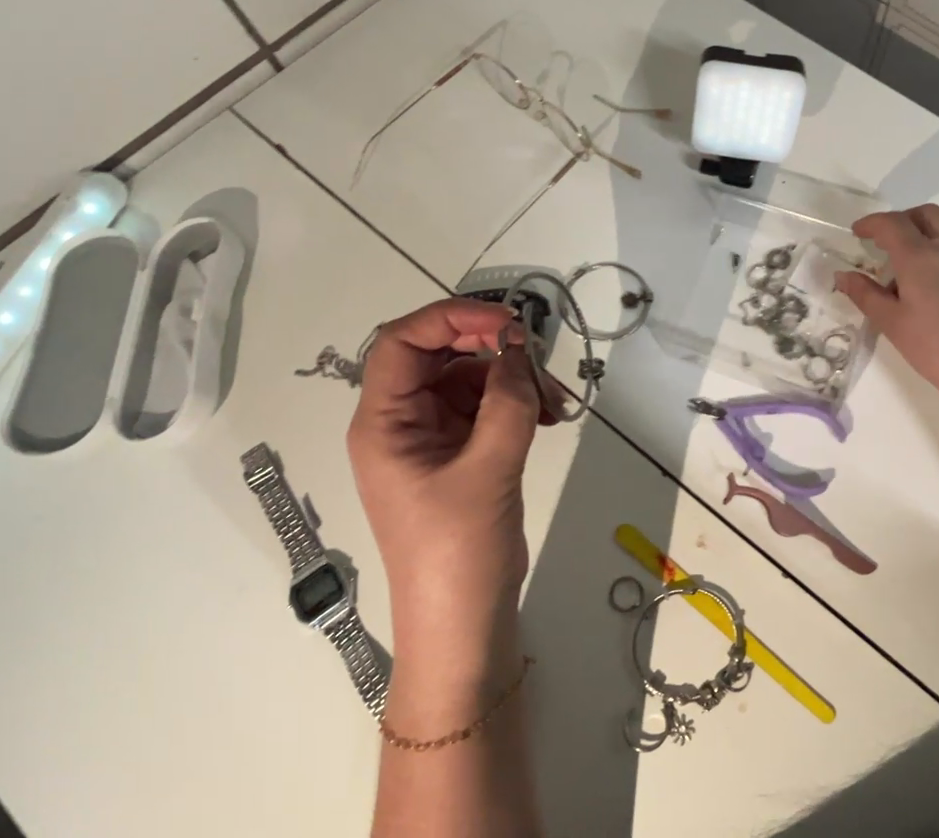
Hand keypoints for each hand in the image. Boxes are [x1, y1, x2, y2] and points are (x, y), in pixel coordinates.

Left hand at [346, 299, 548, 645]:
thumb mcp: (489, 469)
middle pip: (438, 356)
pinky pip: (486, 408)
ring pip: (469, 380)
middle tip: (538, 357)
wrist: (464, 620)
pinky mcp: (459, 454)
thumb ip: (508, 401)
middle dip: (490, 349)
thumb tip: (520, 347)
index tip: (507, 322)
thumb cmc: (459, 549)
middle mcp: (400, 422)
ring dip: (513, 379)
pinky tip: (548, 417)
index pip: (402, 343)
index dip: (451, 318)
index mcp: (383, 423)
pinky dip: (517, 403)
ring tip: (554, 402)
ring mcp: (431, 438)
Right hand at [836, 205, 938, 417]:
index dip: (871, 223)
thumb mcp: (891, 322)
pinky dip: (935, 263)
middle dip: (901, 219)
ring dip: (919, 243)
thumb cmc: (933, 347)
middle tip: (883, 241)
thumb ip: (865, 294)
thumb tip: (843, 275)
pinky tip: (928, 299)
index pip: (892, 224)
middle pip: (925, 216)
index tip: (857, 232)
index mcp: (920, 257)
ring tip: (902, 281)